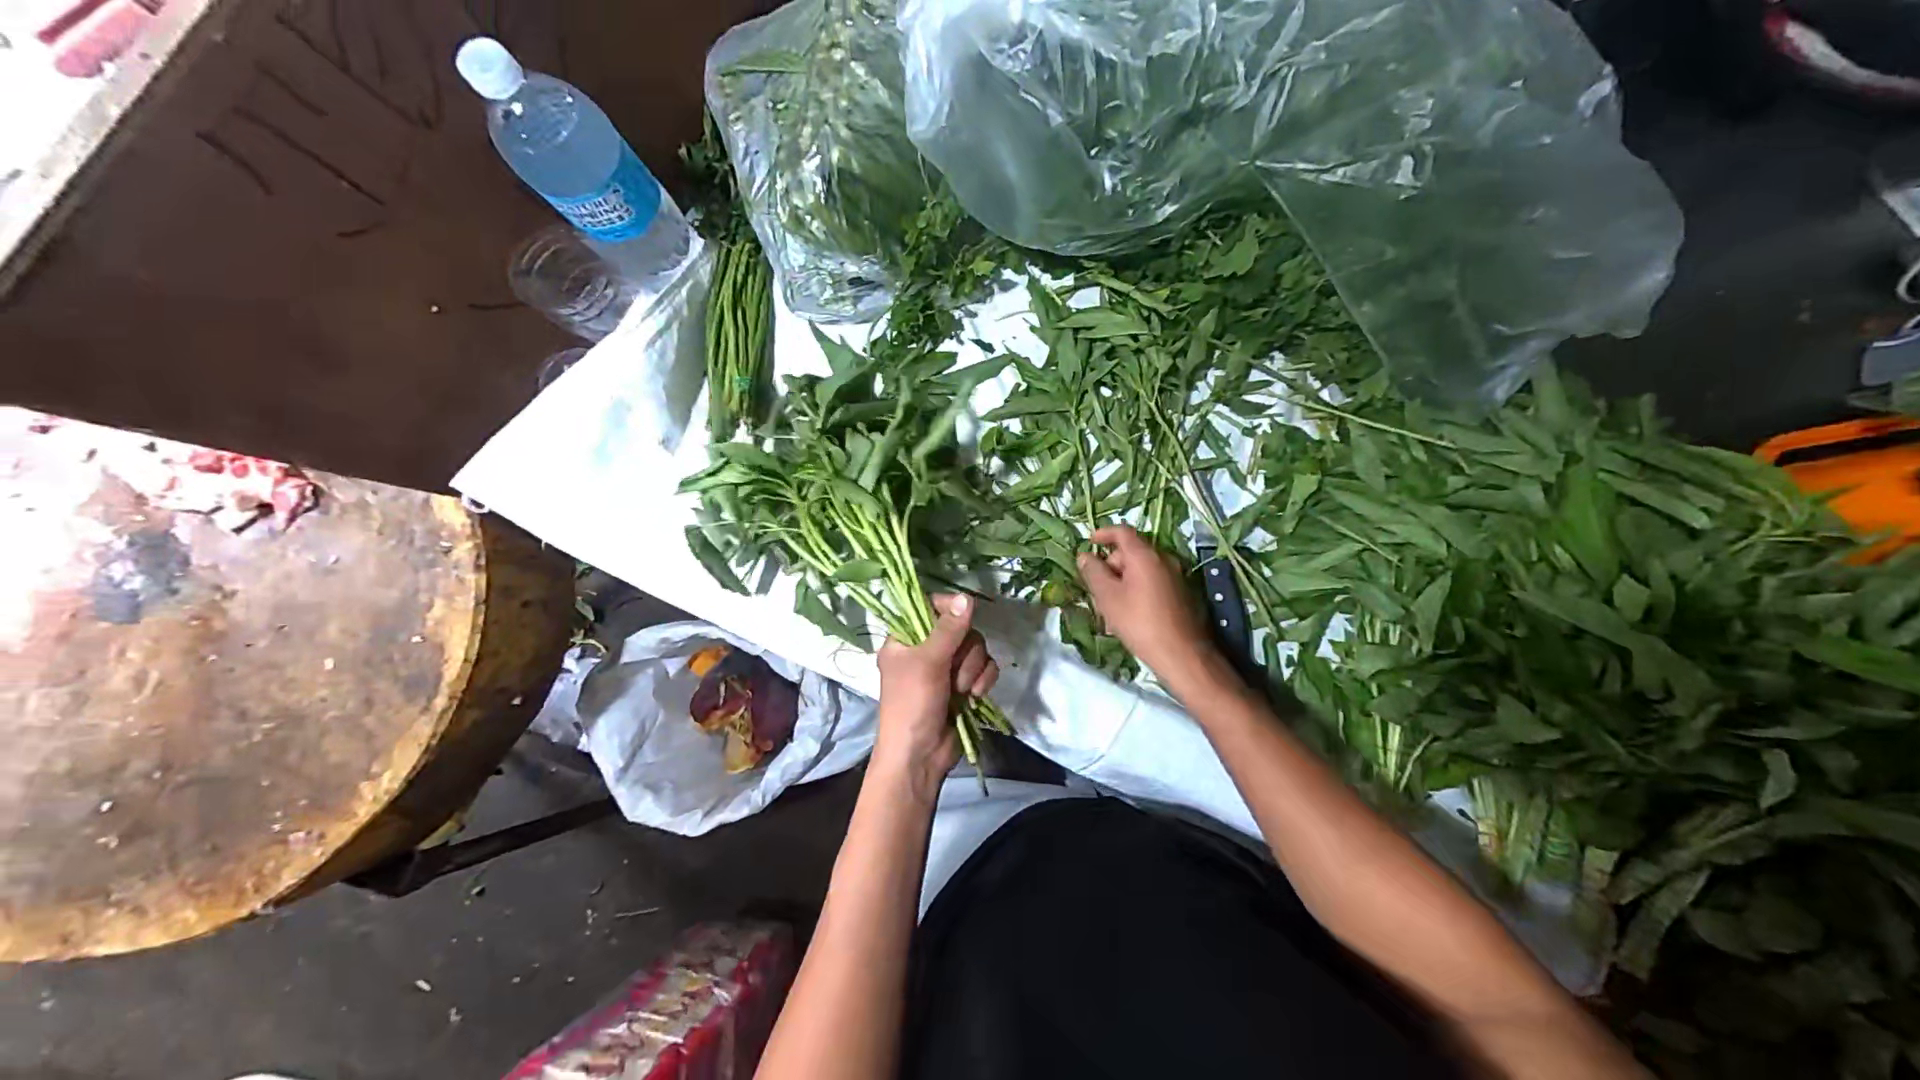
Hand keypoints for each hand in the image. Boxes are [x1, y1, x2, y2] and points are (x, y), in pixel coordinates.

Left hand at [875, 594, 997, 785]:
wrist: (920, 756)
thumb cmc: (911, 704)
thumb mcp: (927, 662)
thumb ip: (949, 629)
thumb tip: (967, 597)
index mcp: (905, 639)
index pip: (929, 606)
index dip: (948, 607)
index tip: (961, 614)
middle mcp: (925, 649)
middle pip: (960, 628)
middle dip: (964, 651)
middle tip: (952, 672)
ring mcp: (946, 668)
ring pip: (976, 648)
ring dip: (973, 669)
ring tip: (962, 691)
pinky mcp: (964, 685)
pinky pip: (985, 668)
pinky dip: (983, 680)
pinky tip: (975, 696)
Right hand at [1078, 525, 1213, 678]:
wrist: (1181, 653)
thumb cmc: (1139, 622)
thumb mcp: (1108, 596)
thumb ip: (1093, 572)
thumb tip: (1085, 556)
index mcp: (1145, 555)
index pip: (1122, 532)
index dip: (1103, 533)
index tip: (1089, 542)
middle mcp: (1163, 559)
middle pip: (1131, 552)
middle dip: (1110, 565)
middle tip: (1095, 587)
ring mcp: (1174, 576)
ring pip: (1140, 570)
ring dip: (1121, 582)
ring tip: (1108, 607)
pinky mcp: (1180, 593)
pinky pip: (1151, 582)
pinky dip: (1135, 590)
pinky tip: (1126, 614)